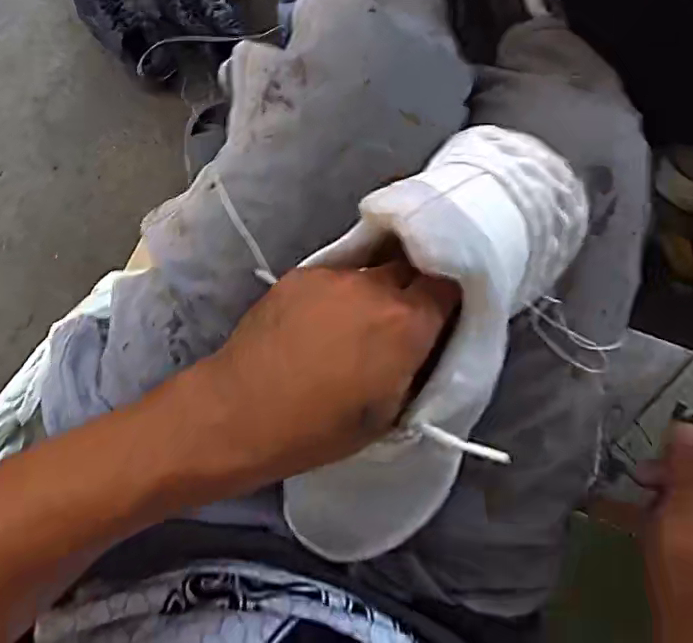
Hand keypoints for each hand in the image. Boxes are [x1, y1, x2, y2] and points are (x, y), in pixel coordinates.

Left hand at [173, 260, 458, 491]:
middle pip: (407, 266)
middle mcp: (371, 286)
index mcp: (407, 321)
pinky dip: (336, 291)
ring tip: (357, 318)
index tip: (443, 310)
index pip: (446, 285)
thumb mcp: (393, 408)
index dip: (447, 296)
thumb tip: (422, 340)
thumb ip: (416, 361)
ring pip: (367, 269)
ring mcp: (330, 275)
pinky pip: (331, 275)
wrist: (246, 405)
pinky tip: (320, 316)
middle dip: (412, 284)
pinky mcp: (296, 274)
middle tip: (405, 312)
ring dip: (371, 288)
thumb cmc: (324, 425)